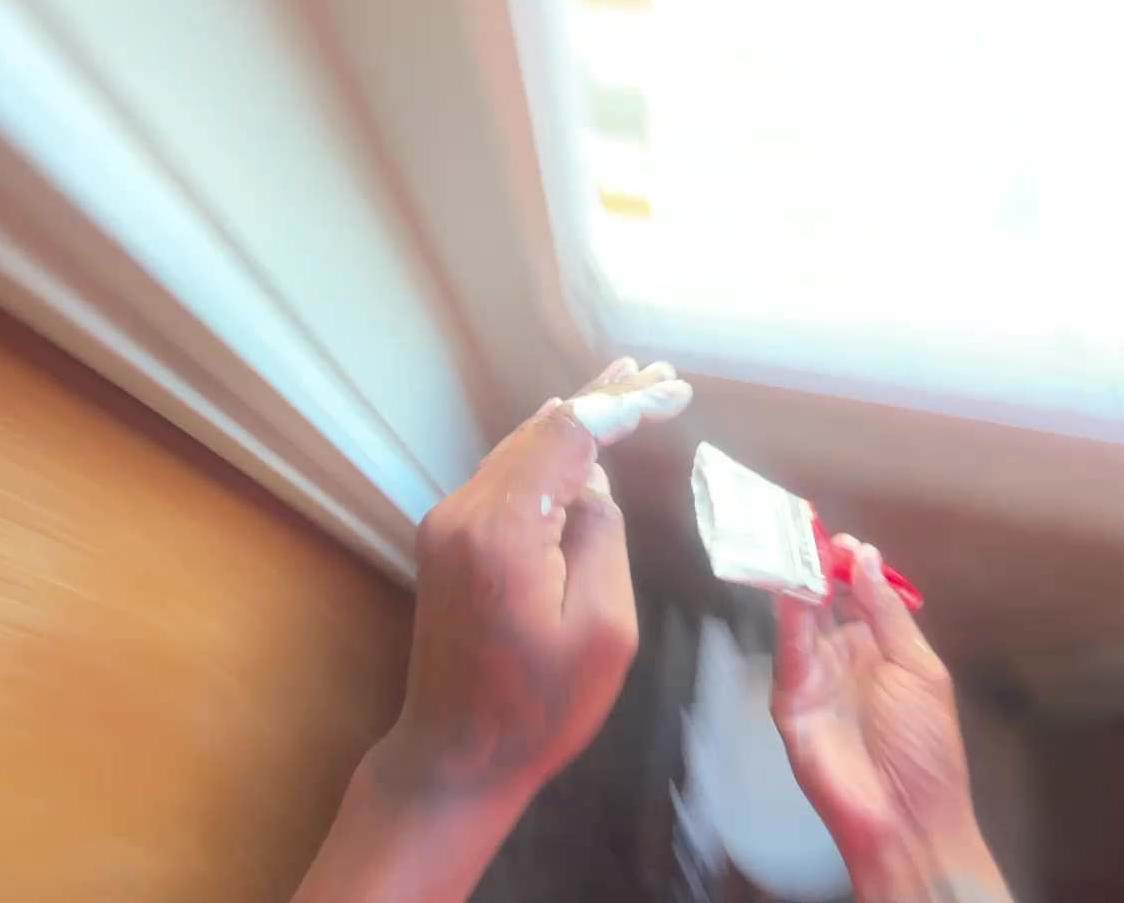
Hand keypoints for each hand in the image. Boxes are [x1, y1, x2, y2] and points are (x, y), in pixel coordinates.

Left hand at [292, 359, 690, 902]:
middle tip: (657, 371)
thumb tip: (592, 480)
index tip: (674, 391)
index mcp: (504, 529)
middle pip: (542, 428)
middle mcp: (465, 508)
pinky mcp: (449, 533)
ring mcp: (449, 518)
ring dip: (576, 418)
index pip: (571, 434)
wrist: (454, 753)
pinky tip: (577, 433)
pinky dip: (548, 450)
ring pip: (522, 445)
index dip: (625, 404)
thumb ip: (602, 535)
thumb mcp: (604, 628)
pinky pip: (507, 473)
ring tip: (626, 387)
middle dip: (604, 396)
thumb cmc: (540, 707)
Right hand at [773, 536, 1005, 900]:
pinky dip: (788, 615)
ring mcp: (813, 673)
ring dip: (798, 581)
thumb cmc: (926, 748)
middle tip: (806, 530)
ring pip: (800, 616)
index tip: (842, 538)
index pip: (856, 592)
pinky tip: (792, 588)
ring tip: (794, 548)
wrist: (907, 819)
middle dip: (815, 564)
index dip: (848, 564)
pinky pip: (789, 648)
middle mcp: (841, 652)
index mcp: (878, 645)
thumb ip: (888, 613)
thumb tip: (865, 557)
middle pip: (822, 598)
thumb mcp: (920, 669)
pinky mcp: (790, 695)